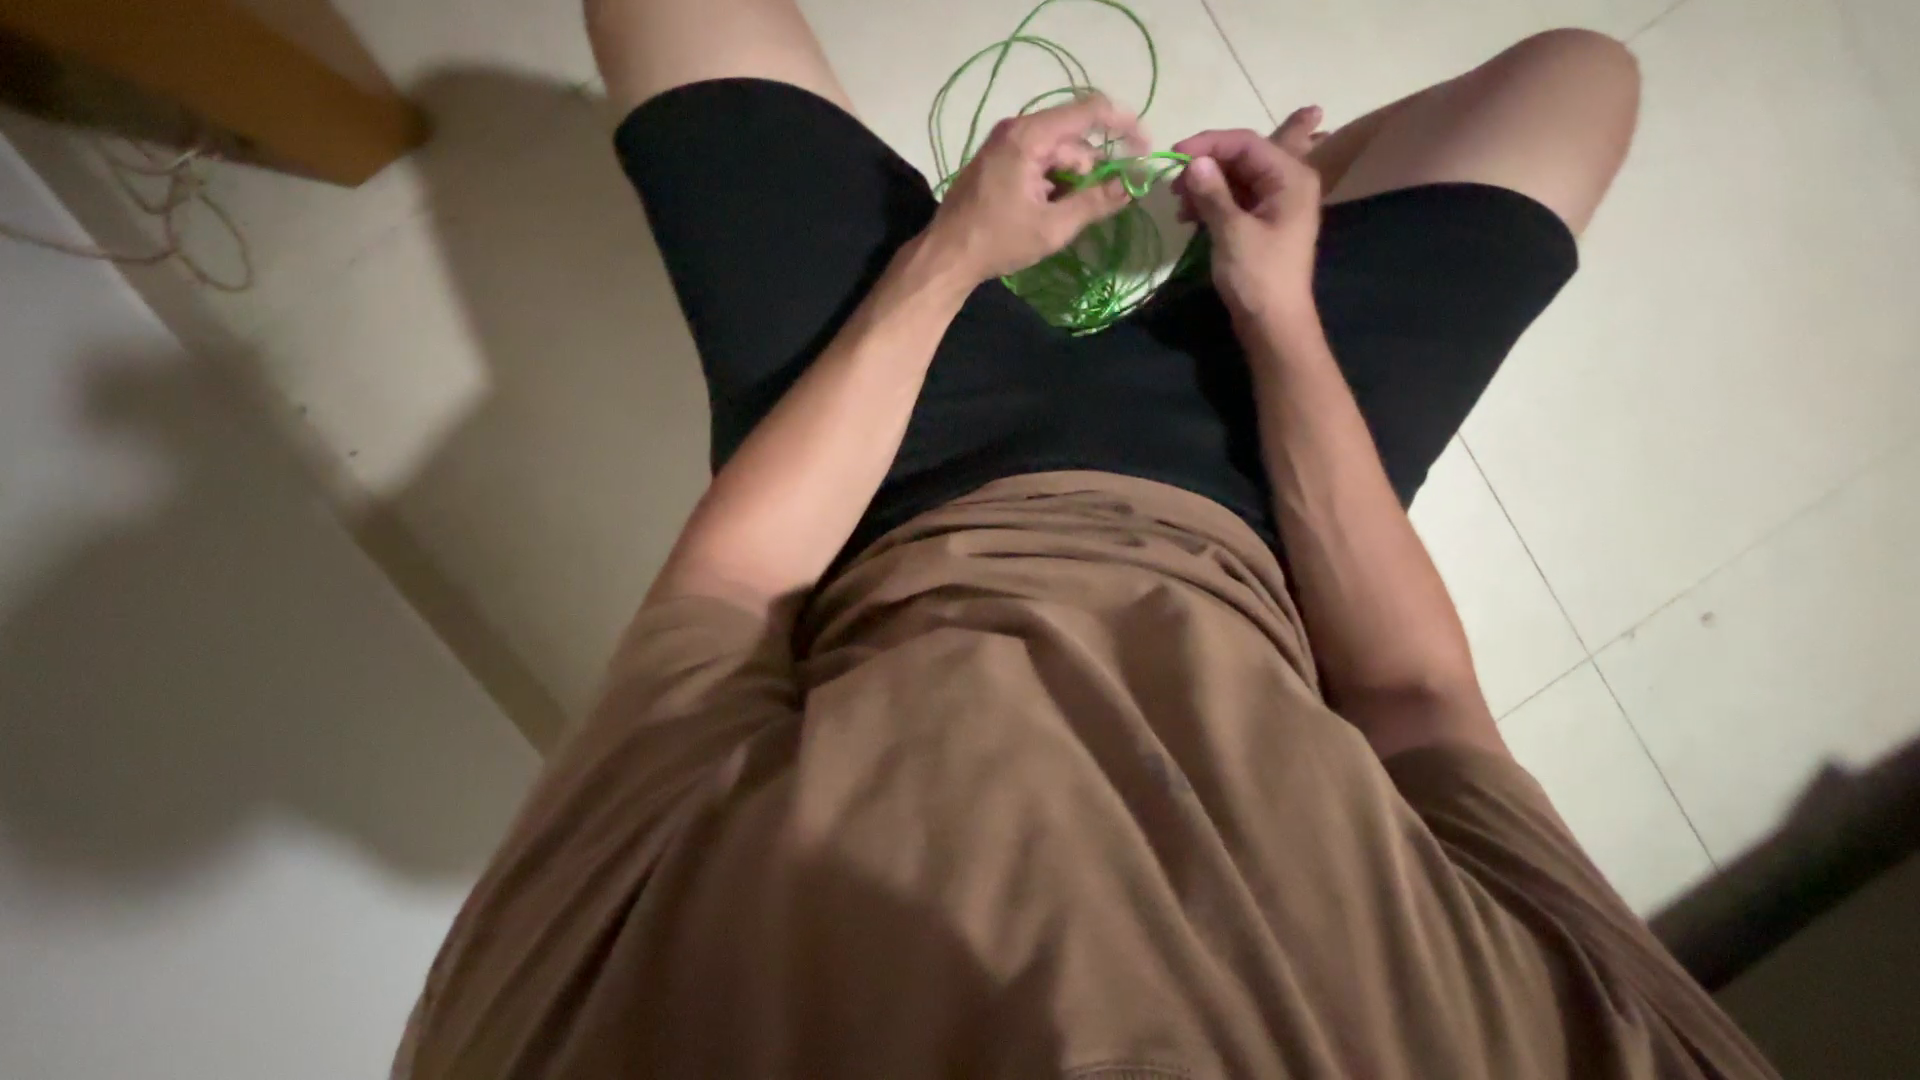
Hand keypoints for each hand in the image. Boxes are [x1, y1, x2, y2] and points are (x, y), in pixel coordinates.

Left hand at [927, 95, 1141, 283]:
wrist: (946, 256)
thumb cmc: (997, 241)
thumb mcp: (1053, 227)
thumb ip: (1095, 203)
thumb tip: (1132, 186)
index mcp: (1030, 136)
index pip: (1090, 111)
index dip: (1124, 126)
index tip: (1145, 148)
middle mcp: (1016, 129)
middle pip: (1073, 138)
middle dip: (1090, 169)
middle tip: (1097, 205)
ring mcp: (1004, 143)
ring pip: (1056, 152)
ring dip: (1069, 181)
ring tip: (1061, 217)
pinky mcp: (997, 160)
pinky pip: (1037, 161)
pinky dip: (1051, 183)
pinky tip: (1046, 212)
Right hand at [1171, 106, 1324, 320]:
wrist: (1273, 323)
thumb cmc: (1258, 277)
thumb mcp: (1232, 232)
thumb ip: (1213, 193)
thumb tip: (1194, 163)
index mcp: (1291, 177)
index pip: (1246, 143)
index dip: (1208, 144)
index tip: (1173, 156)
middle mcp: (1288, 182)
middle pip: (1242, 158)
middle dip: (1206, 165)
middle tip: (1174, 183)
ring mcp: (1276, 204)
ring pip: (1236, 179)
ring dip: (1205, 186)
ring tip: (1179, 204)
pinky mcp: (1262, 224)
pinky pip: (1235, 200)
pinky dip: (1212, 203)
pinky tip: (1190, 216)